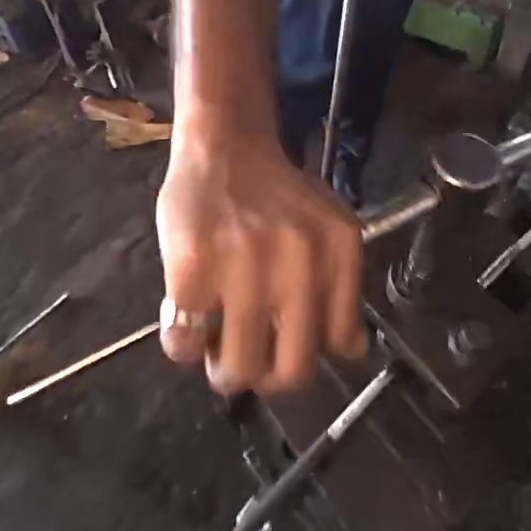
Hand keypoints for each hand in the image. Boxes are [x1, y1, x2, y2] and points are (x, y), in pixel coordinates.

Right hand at [156, 133, 366, 394]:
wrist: (226, 148)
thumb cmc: (279, 192)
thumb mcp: (330, 228)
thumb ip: (342, 285)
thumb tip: (347, 351)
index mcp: (339, 252)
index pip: (341, 345)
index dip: (313, 357)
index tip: (290, 347)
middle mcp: (300, 262)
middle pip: (292, 373)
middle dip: (269, 382)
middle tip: (252, 362)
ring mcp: (245, 267)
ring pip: (238, 369)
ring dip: (225, 372)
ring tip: (215, 346)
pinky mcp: (194, 269)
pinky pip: (183, 345)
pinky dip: (183, 345)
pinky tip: (185, 316)